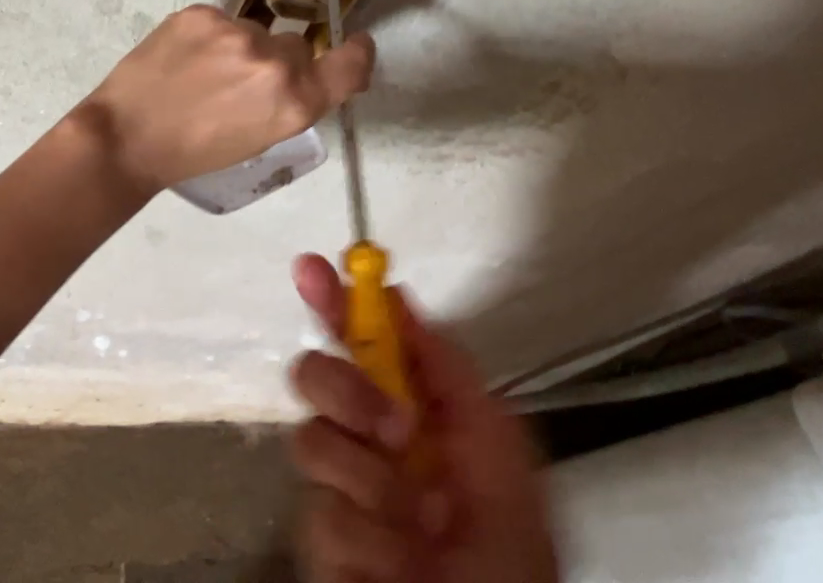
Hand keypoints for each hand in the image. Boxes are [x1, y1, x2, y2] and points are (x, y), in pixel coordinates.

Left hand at [81, 5, 373, 191]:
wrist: (128, 137)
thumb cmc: (194, 153)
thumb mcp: (258, 139)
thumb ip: (288, 103)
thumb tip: (297, 76)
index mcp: (294, 103)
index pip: (349, 66)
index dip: (358, 54)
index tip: (357, 45)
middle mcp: (274, 62)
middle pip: (297, 47)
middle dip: (278, 62)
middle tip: (241, 86)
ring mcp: (236, 32)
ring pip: (255, 31)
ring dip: (239, 48)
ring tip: (202, 75)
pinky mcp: (201, 14)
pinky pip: (220, 21)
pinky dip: (208, 37)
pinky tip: (183, 61)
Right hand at [288, 254, 559, 582]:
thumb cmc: (511, 544)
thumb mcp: (498, 445)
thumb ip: (449, 370)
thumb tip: (397, 297)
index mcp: (409, 406)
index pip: (359, 338)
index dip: (332, 299)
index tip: (312, 269)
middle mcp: (365, 436)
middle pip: (314, 375)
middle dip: (347, 390)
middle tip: (398, 429)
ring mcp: (339, 488)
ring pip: (311, 441)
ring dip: (375, 482)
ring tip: (427, 522)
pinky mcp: (322, 540)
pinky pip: (323, 515)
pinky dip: (375, 538)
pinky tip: (407, 560)